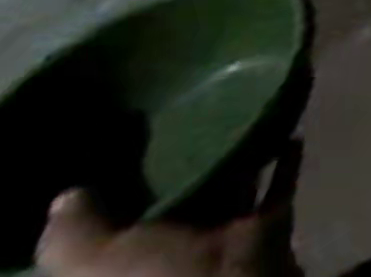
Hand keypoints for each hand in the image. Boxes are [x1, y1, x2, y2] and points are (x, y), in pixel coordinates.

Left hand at [37, 145, 300, 276]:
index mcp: (123, 264)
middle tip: (186, 124)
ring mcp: (224, 234)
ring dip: (239, 161)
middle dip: (182, 170)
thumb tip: (68, 193)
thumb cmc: (153, 275)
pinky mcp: (269, 221)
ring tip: (240, 120)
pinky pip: (280, 185)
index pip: (108, 232)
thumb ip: (72, 231)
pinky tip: (291, 133)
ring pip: (230, 190)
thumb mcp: (92, 260)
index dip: (108, 200)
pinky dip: (287, 161)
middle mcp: (170, 251)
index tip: (119, 157)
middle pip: (175, 204)